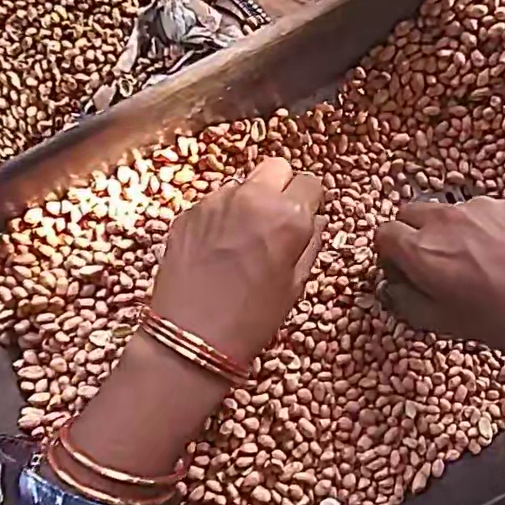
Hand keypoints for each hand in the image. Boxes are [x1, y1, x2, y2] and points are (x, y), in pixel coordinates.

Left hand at [70, 158, 323, 477]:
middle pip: (278, 167)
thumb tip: (315, 219)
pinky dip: (222, 215)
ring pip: (244, 183)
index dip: (311, 201)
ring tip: (244, 239)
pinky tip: (219, 247)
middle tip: (278, 219)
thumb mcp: (295, 285)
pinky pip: (215, 201)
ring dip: (250, 200)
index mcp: (289, 216)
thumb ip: (310, 242)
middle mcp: (253, 198)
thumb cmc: (251, 319)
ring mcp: (216, 201)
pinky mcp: (188, 211)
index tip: (306, 216)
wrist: (192, 337)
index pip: (311, 183)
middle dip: (282, 187)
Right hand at [374, 197, 504, 360]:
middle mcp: (444, 221)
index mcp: (423, 252)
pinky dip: (474, 226)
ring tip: (470, 260)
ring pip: (443, 210)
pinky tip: (497, 253)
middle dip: (411, 235)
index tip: (402, 271)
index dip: (389, 254)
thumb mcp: (449, 325)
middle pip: (408, 214)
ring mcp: (478, 207)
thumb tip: (393, 289)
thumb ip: (409, 303)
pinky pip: (476, 209)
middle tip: (430, 264)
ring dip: (443, 230)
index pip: (383, 234)